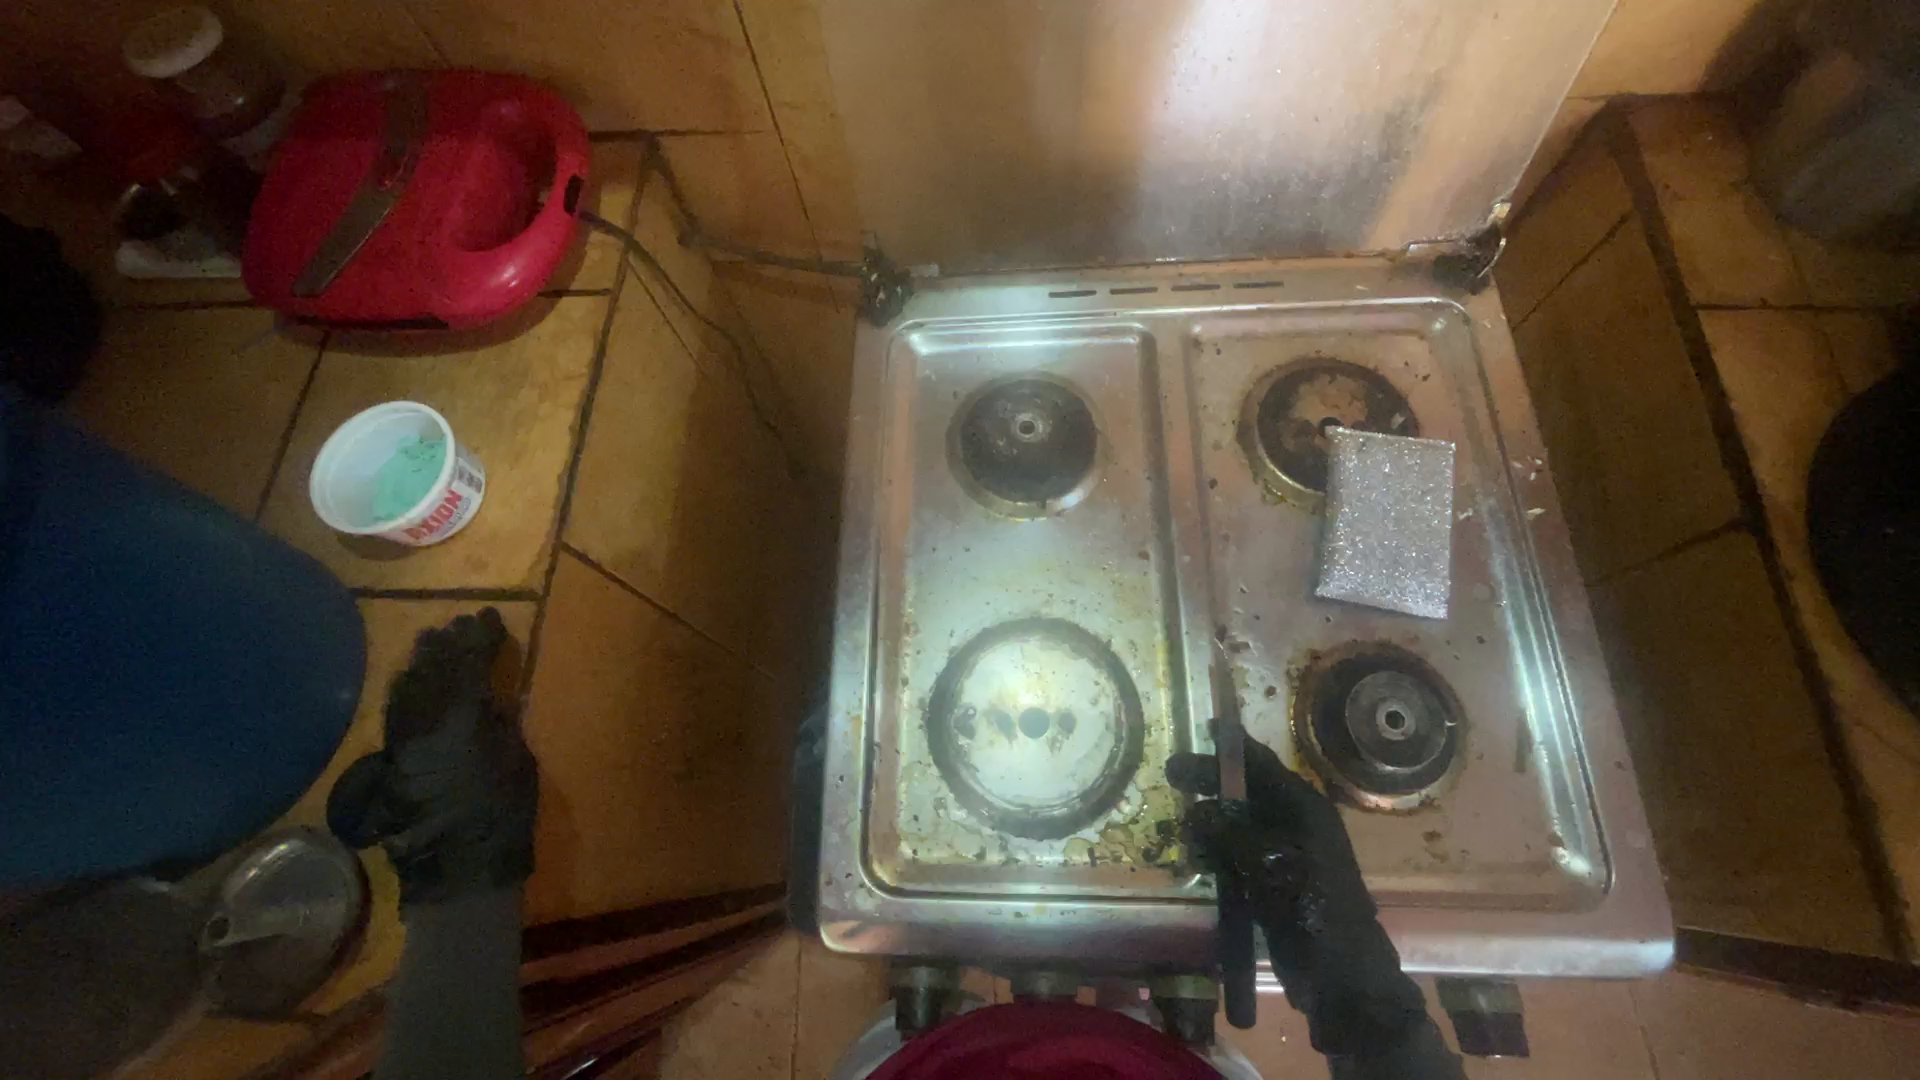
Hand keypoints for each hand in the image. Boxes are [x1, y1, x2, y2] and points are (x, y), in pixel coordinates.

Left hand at [327, 609, 537, 906]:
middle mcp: (423, 725)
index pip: (468, 664)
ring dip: (420, 663)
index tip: (489, 616)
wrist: (461, 862)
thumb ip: (499, 721)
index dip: (479, 637)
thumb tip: (488, 694)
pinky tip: (409, 680)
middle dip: (448, 644)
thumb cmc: (503, 810)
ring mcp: (402, 742)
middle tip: (459, 621)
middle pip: (433, 672)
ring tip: (429, 639)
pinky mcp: (392, 760)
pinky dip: (405, 691)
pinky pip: (396, 713)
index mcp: (461, 720)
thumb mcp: (515, 757)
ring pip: (407, 691)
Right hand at [1167, 727, 1426, 1057]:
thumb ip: (1226, 830)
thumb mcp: (1264, 859)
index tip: (1206, 728)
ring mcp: (1283, 852)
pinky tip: (1197, 859)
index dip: (1233, 744)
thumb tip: (1194, 814)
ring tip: (1182, 829)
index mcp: (1302, 807)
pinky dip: (1216, 851)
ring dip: (1208, 821)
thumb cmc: (1309, 905)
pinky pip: (1237, 853)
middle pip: (1244, 789)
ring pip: (1236, 822)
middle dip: (1209, 781)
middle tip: (1173, 776)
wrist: (1341, 973)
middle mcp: (1293, 822)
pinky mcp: (1273, 880)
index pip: (1261, 762)